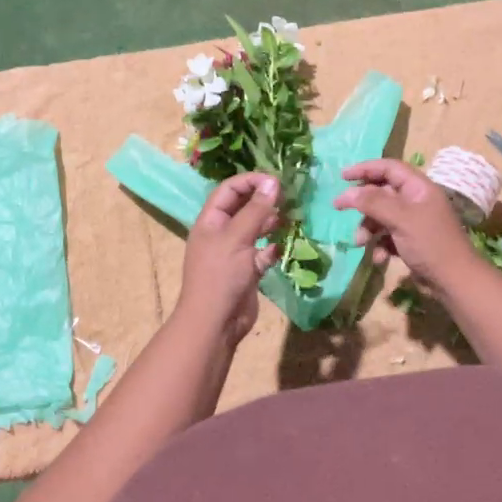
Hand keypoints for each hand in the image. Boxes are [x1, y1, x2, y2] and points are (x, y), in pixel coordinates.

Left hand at [175, 173, 281, 343]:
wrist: (216, 321)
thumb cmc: (221, 275)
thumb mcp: (237, 238)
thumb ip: (256, 210)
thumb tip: (272, 182)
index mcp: (210, 221)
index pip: (229, 190)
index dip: (250, 181)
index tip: (276, 180)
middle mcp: (221, 233)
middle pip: (243, 208)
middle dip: (264, 200)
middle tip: (289, 197)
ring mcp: (234, 253)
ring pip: (255, 230)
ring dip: (271, 222)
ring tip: (291, 217)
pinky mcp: (247, 271)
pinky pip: (263, 252)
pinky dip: (273, 248)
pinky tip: (284, 245)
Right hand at [332, 159, 480, 285]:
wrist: (453, 280)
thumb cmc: (430, 243)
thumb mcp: (401, 219)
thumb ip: (373, 202)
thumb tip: (346, 193)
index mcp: (419, 188)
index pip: (389, 168)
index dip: (365, 168)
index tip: (343, 177)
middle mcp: (416, 201)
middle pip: (382, 193)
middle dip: (362, 204)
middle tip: (340, 208)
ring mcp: (413, 223)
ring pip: (381, 217)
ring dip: (368, 228)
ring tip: (361, 243)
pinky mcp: (410, 242)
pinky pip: (387, 237)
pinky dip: (380, 245)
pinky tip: (380, 259)